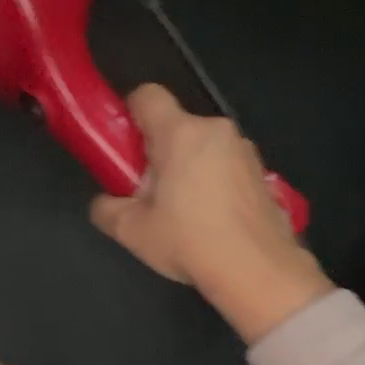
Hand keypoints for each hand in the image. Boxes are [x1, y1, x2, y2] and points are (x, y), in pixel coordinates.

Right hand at [90, 84, 333, 342]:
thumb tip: (104, 203)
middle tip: (148, 196)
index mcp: (180, 134)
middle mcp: (215, 130)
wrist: (255, 268)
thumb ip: (106, 209)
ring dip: (185, 170)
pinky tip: (208, 222)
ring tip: (180, 215)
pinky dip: (211, 185)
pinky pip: (224, 167)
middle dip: (157, 155)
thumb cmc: (187, 241)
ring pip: (201, 148)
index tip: (122, 148)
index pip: (148, 96)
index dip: (128, 114)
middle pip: (175, 128)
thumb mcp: (131, 231)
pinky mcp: (261, 172)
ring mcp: (244, 150)